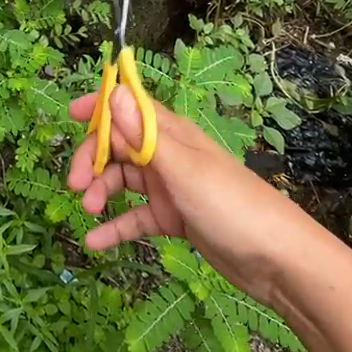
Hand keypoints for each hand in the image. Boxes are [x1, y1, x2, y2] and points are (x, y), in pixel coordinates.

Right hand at [66, 84, 312, 294]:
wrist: (279, 262)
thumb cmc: (232, 205)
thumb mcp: (184, 169)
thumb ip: (144, 134)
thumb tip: (115, 89)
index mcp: (172, 133)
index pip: (129, 107)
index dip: (101, 107)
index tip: (71, 115)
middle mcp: (169, 154)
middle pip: (120, 146)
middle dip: (94, 158)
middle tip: (75, 184)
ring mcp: (172, 187)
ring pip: (124, 180)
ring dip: (102, 191)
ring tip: (88, 211)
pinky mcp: (175, 217)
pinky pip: (137, 216)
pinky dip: (115, 226)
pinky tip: (94, 242)